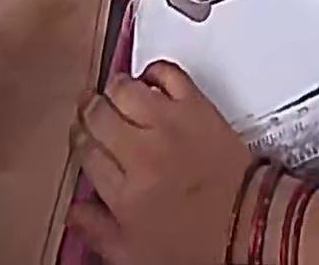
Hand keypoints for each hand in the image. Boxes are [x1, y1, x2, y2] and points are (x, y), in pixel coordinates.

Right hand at [68, 62, 256, 264]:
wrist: (245, 222)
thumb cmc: (199, 242)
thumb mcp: (137, 254)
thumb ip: (99, 231)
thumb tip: (73, 211)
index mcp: (126, 194)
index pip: (86, 152)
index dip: (79, 138)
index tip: (80, 132)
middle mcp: (142, 153)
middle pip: (99, 115)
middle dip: (89, 108)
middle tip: (90, 105)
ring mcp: (169, 124)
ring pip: (125, 88)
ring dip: (116, 88)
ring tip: (116, 92)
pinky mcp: (194, 104)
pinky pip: (166, 72)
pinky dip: (154, 71)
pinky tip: (150, 80)